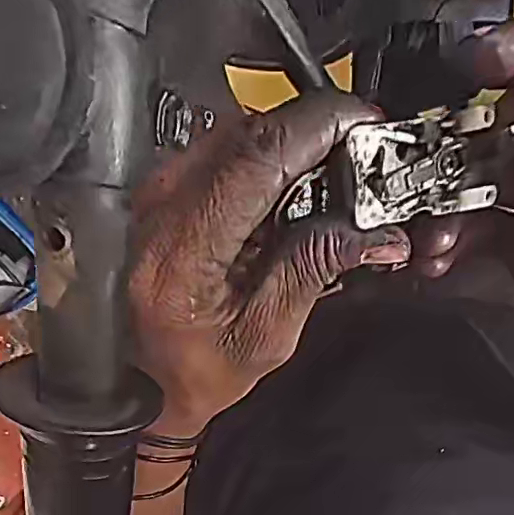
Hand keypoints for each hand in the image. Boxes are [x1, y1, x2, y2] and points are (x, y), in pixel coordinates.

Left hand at [130, 91, 411, 429]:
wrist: (143, 386)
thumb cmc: (191, 374)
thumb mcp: (264, 337)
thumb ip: (312, 272)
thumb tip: (369, 231)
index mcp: (183, 253)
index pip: (257, 156)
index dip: (320, 128)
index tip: (365, 128)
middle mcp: (160, 211)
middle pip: (250, 133)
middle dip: (315, 138)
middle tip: (359, 166)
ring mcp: (156, 196)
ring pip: (238, 136)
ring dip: (292, 153)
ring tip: (327, 192)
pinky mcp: (162, 195)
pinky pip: (224, 155)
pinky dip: (267, 168)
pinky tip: (287, 203)